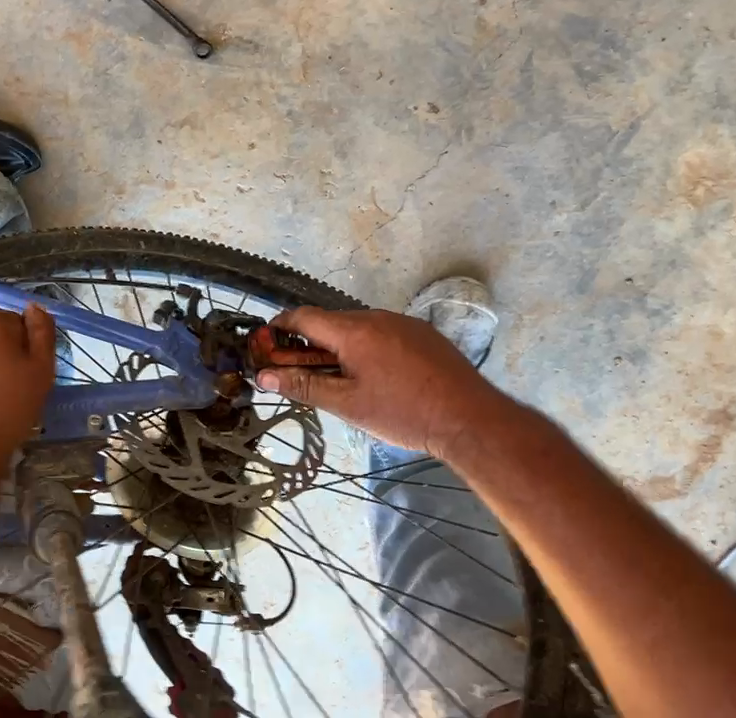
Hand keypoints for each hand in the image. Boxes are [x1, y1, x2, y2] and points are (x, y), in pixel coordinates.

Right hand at [255, 307, 508, 455]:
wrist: (470, 418)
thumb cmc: (403, 413)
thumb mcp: (348, 405)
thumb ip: (304, 386)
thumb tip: (264, 377)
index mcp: (352, 331)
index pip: (303, 316)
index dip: (280, 327)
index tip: (267, 344)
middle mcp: (375, 316)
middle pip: (330, 322)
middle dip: (310, 343)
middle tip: (301, 371)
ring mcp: (401, 322)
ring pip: (358, 327)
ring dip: (340, 346)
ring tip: (341, 379)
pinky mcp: (422, 333)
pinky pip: (383, 332)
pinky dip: (367, 347)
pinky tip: (378, 375)